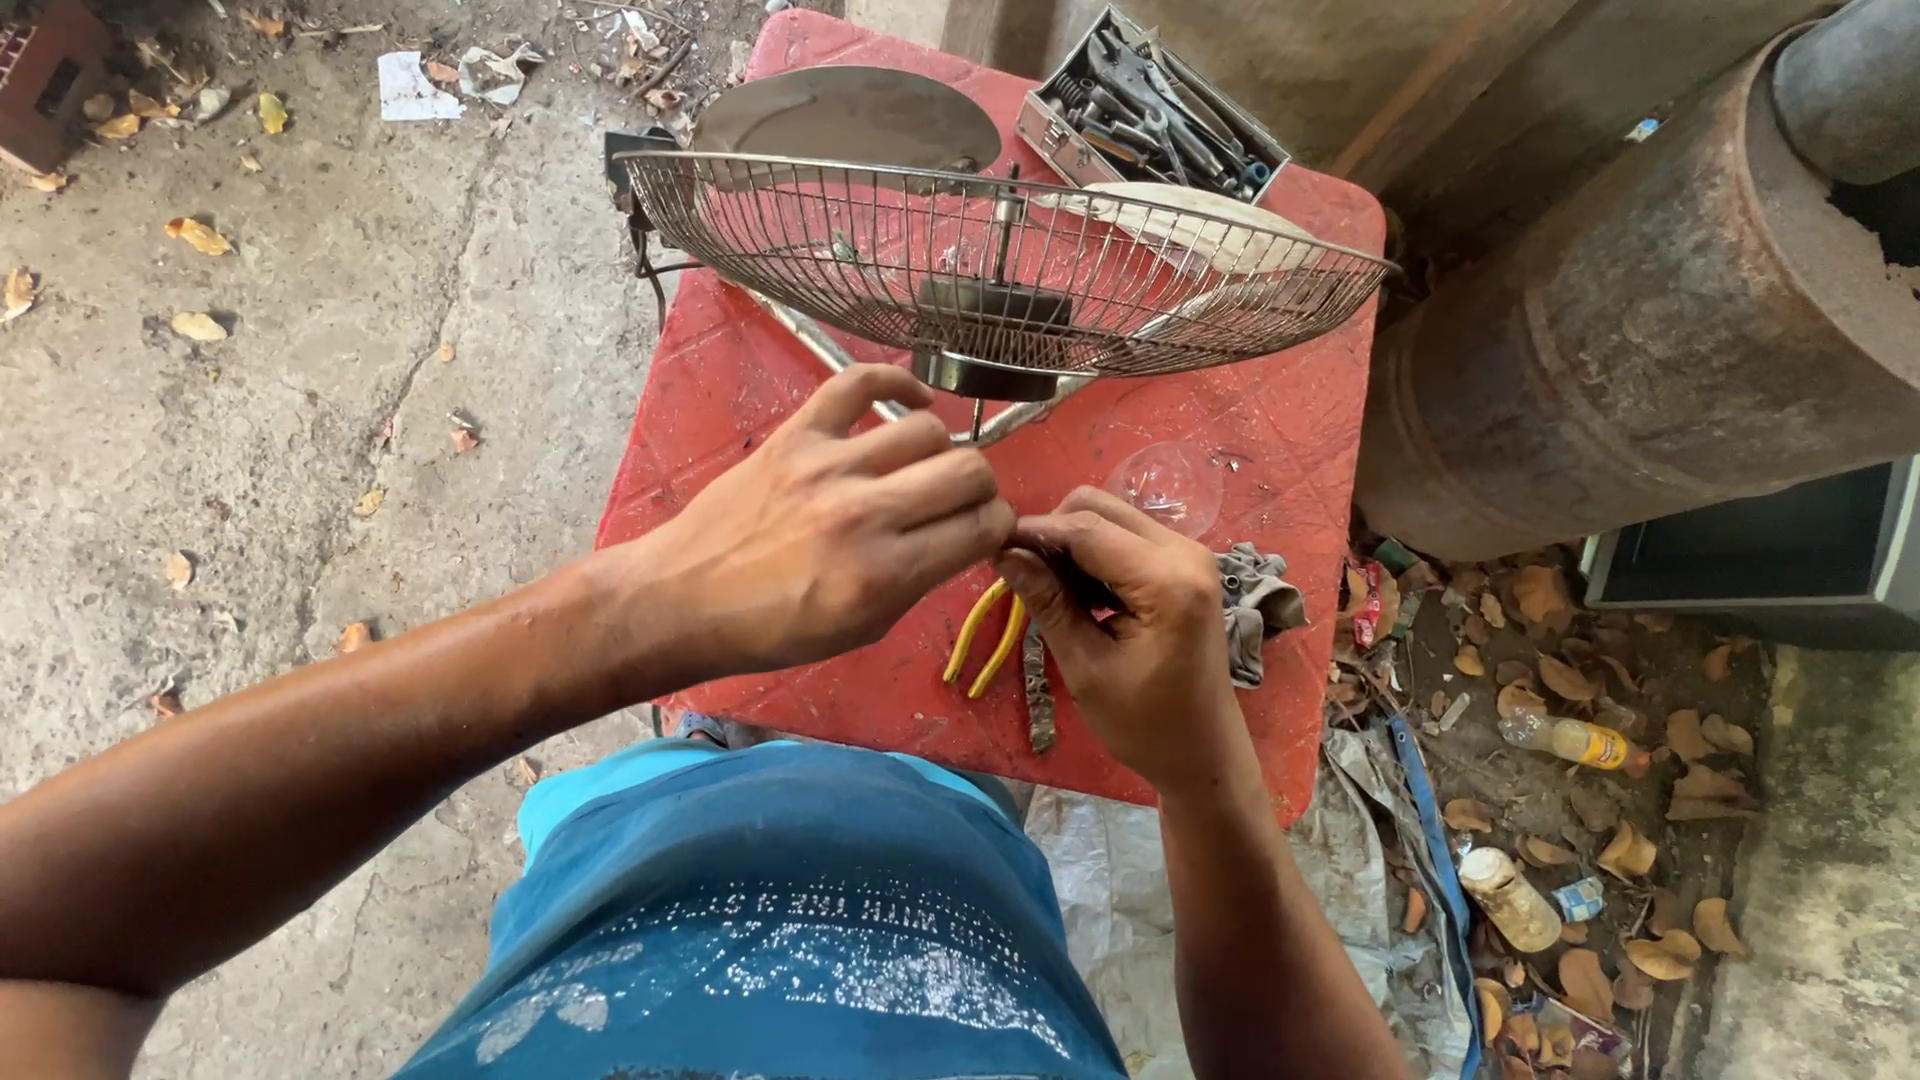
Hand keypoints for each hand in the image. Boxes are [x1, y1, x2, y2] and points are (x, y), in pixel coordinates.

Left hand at [595, 364, 1013, 681]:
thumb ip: (920, 579)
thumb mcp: (864, 628)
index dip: (999, 526)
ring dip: (942, 451)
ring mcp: (829, 466)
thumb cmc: (776, 630)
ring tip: (925, 467)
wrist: (686, 598)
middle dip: (983, 489)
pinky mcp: (797, 434)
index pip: (982, 527)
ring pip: (928, 429)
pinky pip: (858, 382)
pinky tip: (915, 398)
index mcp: (885, 574)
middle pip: (969, 470)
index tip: (987, 528)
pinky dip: (897, 381)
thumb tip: (962, 534)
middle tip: (962, 502)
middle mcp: (865, 513)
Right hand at [995, 486, 1249, 798]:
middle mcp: (1185, 551)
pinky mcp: (1183, 565)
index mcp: (1168, 581)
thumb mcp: (1086, 667)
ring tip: (1049, 592)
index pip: (1086, 529)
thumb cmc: (1145, 725)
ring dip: (1071, 544)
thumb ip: (1047, 602)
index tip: (989, 547)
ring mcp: (1188, 554)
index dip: (1033, 531)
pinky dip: (1092, 555)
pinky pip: (1125, 537)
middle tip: (1022, 576)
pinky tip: (1078, 595)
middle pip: (1098, 508)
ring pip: (1110, 517)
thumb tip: (1003, 552)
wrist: (1204, 754)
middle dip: (1052, 533)